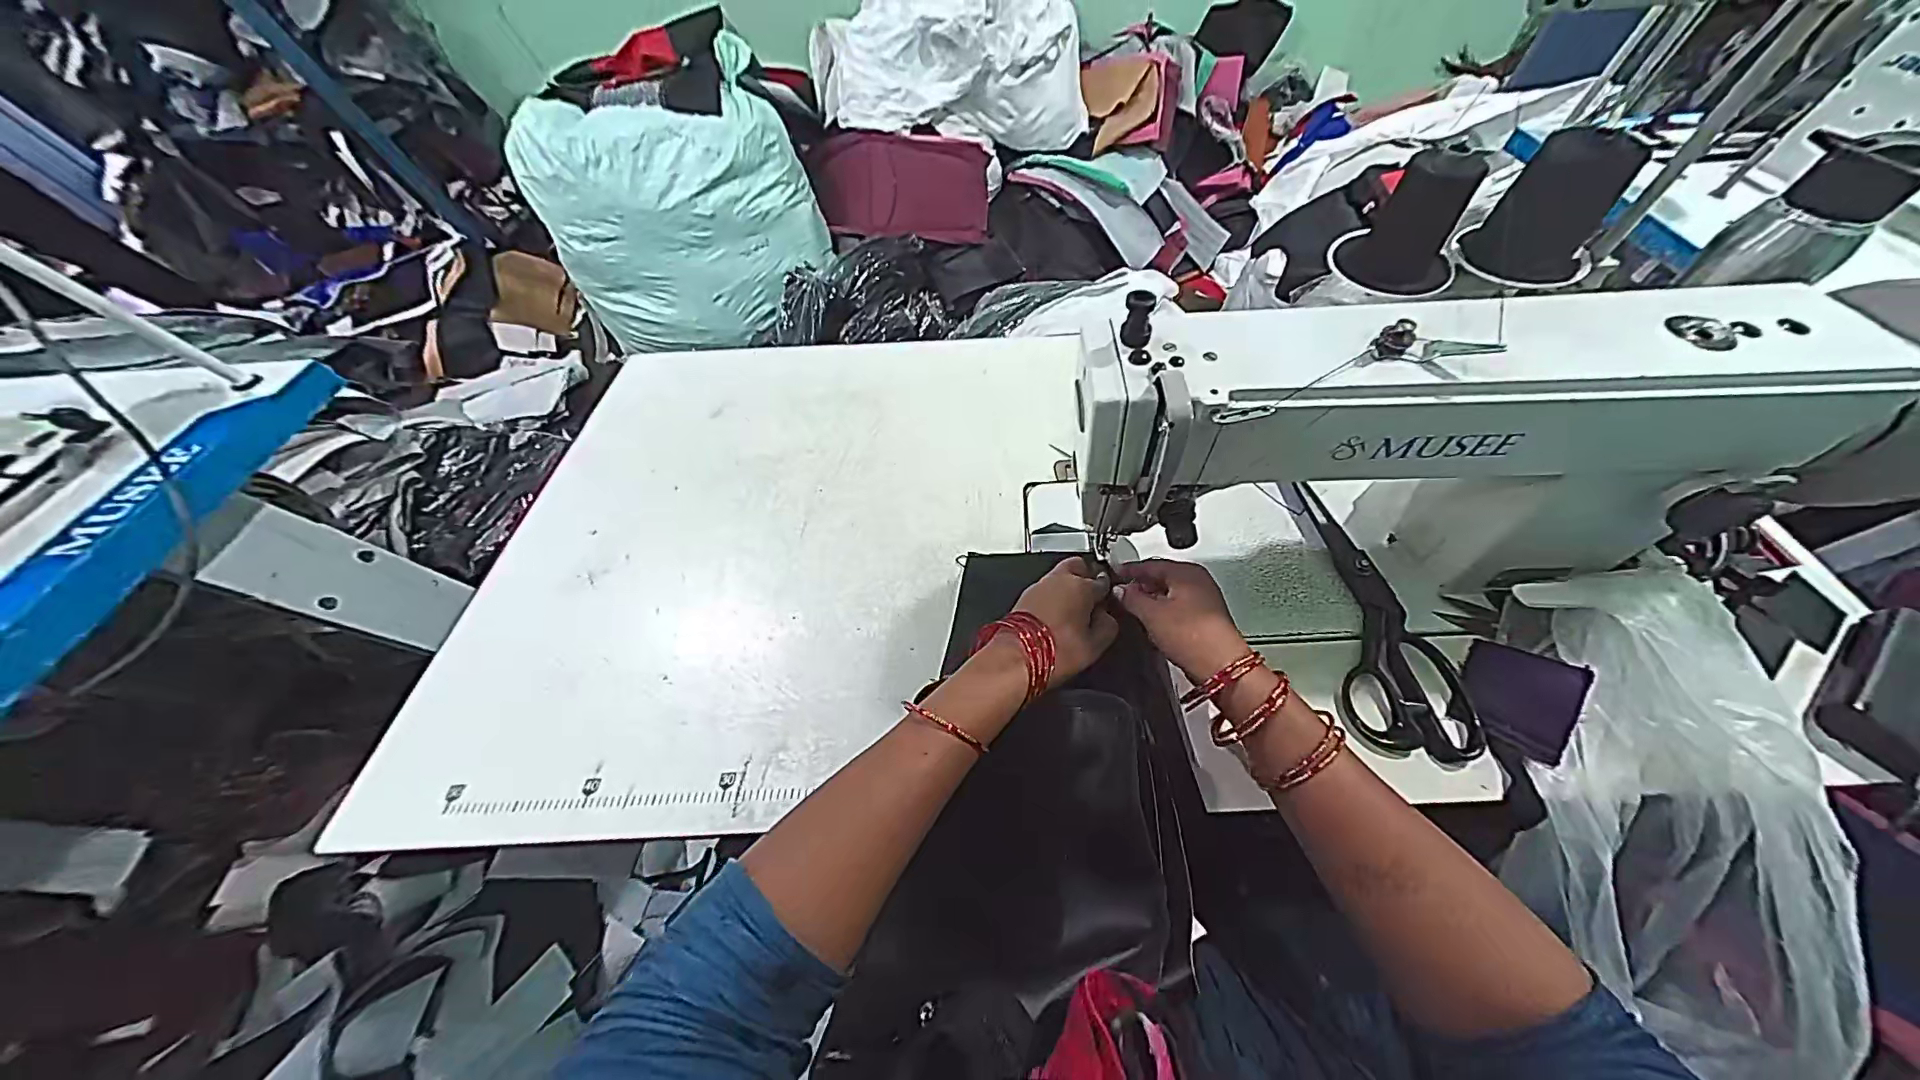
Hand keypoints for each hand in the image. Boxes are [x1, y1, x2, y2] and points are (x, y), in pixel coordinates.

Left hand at [1009, 557, 1120, 687]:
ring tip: (1072, 611)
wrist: (1016, 657)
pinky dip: (1053, 597)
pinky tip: (1055, 616)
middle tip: (1092, 598)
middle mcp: (1059, 580)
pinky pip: (1045, 590)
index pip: (1103, 582)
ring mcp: (1039, 586)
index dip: (1108, 594)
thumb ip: (1108, 626)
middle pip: (1080, 566)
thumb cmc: (1052, 651)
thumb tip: (1107, 619)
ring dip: (1068, 587)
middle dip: (1088, 577)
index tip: (1107, 606)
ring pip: (1060, 576)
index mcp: (1082, 586)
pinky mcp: (1025, 597)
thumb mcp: (1095, 646)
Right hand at [1113, 559, 1248, 679]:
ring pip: (1169, 593)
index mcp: (1187, 572)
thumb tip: (1121, 591)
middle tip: (1120, 592)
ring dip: (1150, 599)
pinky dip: (1162, 611)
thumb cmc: (1195, 636)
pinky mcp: (1204, 618)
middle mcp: (1198, 581)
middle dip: (1139, 585)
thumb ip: (1131, 598)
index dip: (1129, 570)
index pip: (1150, 564)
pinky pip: (1177, 607)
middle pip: (1161, 576)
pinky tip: (1152, 622)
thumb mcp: (1151, 614)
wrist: (1220, 665)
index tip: (1115, 574)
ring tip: (1133, 608)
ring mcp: (1203, 600)